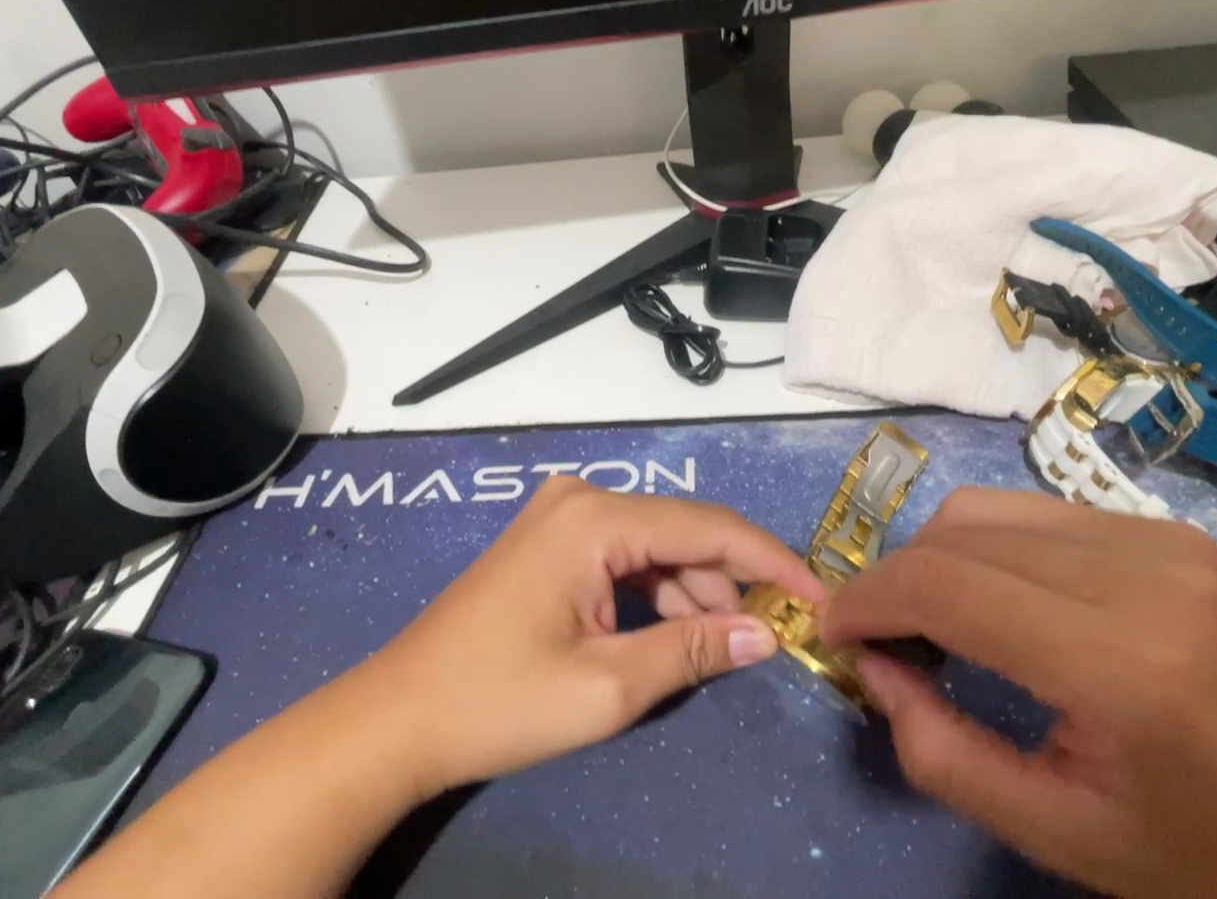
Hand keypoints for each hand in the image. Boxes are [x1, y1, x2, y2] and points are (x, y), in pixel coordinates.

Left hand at [363, 476, 825, 793]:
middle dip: (729, 582)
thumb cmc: (499, 701)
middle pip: (682, 531)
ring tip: (714, 647)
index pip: (708, 526)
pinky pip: (622, 556)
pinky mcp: (549, 541)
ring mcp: (560, 516)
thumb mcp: (608, 686)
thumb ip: (693, 651)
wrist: (398, 718)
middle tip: (769, 636)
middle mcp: (580, 498)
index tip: (818, 597)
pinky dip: (654, 592)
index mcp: (594, 518)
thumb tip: (766, 634)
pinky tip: (669, 631)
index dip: (770, 561)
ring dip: (692, 591)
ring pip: (655, 546)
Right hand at [822, 488, 1216, 898]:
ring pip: (985, 509)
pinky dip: (984, 550)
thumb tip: (875, 670)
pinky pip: (1032, 515)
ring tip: (935, 625)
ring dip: (934, 559)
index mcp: (1121, 664)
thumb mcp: (1065, 838)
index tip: (833, 632)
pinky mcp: (1163, 530)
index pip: (945, 585)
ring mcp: (1156, 539)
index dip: (867, 599)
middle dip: (891, 579)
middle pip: (955, 532)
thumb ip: (944, 756)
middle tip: (882, 642)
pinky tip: (998, 607)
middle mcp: (1138, 573)